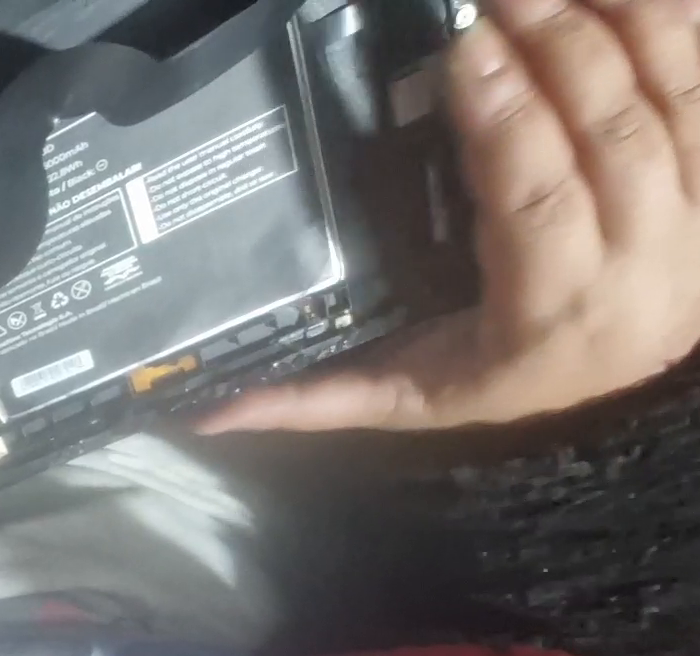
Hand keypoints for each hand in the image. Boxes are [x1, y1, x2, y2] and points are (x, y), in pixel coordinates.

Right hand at [201, 0, 699, 432]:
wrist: (626, 401)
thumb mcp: (397, 405)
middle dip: (557, 49)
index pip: (538, 200)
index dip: (509, 122)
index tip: (462, 55)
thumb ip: (309, 404)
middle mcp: (648, 251)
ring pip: (680, 93)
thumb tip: (204, 415)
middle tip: (493, 1)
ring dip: (621, 23)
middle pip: (614, 129)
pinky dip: (680, 29)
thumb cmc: (495, 392)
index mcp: (551, 305)